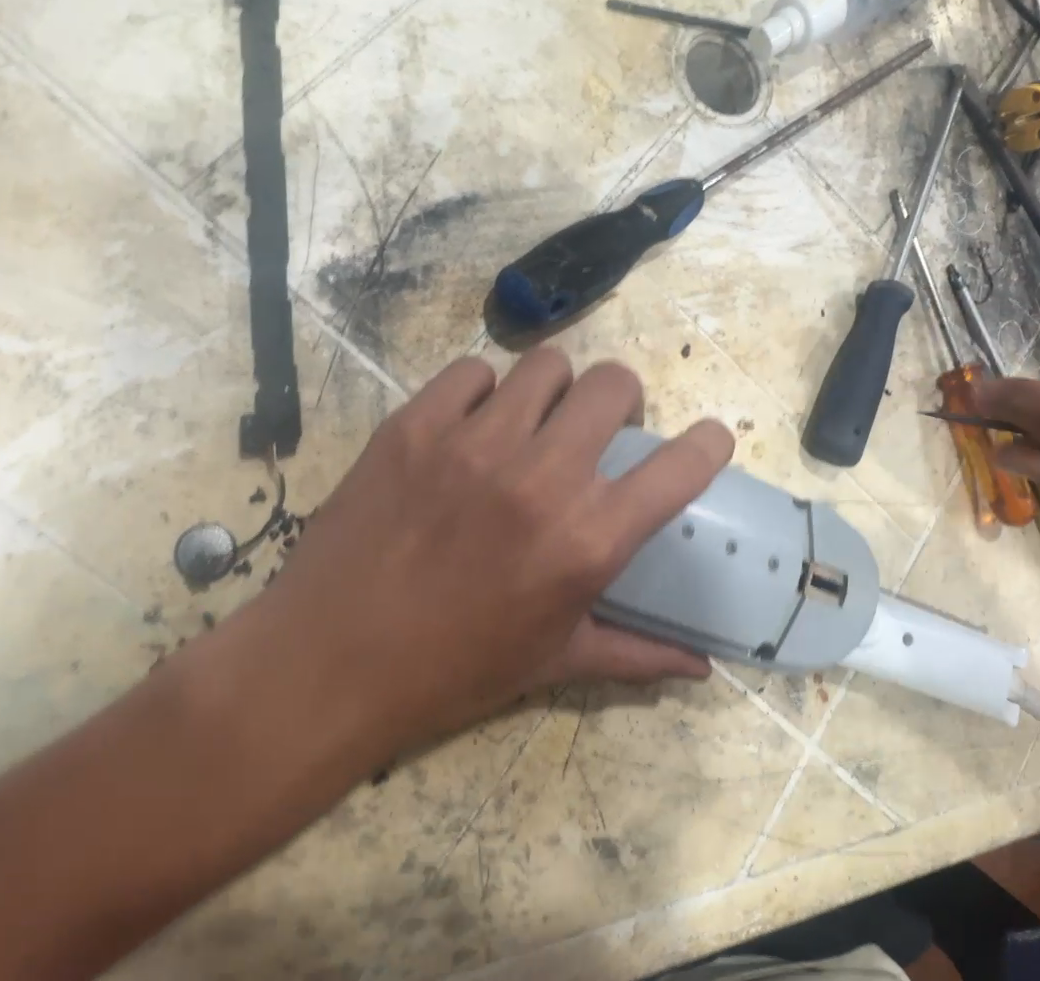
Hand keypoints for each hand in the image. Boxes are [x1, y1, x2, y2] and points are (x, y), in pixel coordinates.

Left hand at [257, 349, 732, 753]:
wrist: (333, 663)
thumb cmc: (454, 672)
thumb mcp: (555, 662)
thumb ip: (637, 654)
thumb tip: (701, 670)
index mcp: (587, 540)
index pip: (681, 465)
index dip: (707, 444)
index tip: (704, 443)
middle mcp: (541, 477)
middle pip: (612, 383)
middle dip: (620, 401)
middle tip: (596, 432)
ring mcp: (473, 443)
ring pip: (543, 366)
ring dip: (551, 392)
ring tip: (530, 424)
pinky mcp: (413, 425)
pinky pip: (469, 373)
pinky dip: (480, 393)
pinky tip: (468, 428)